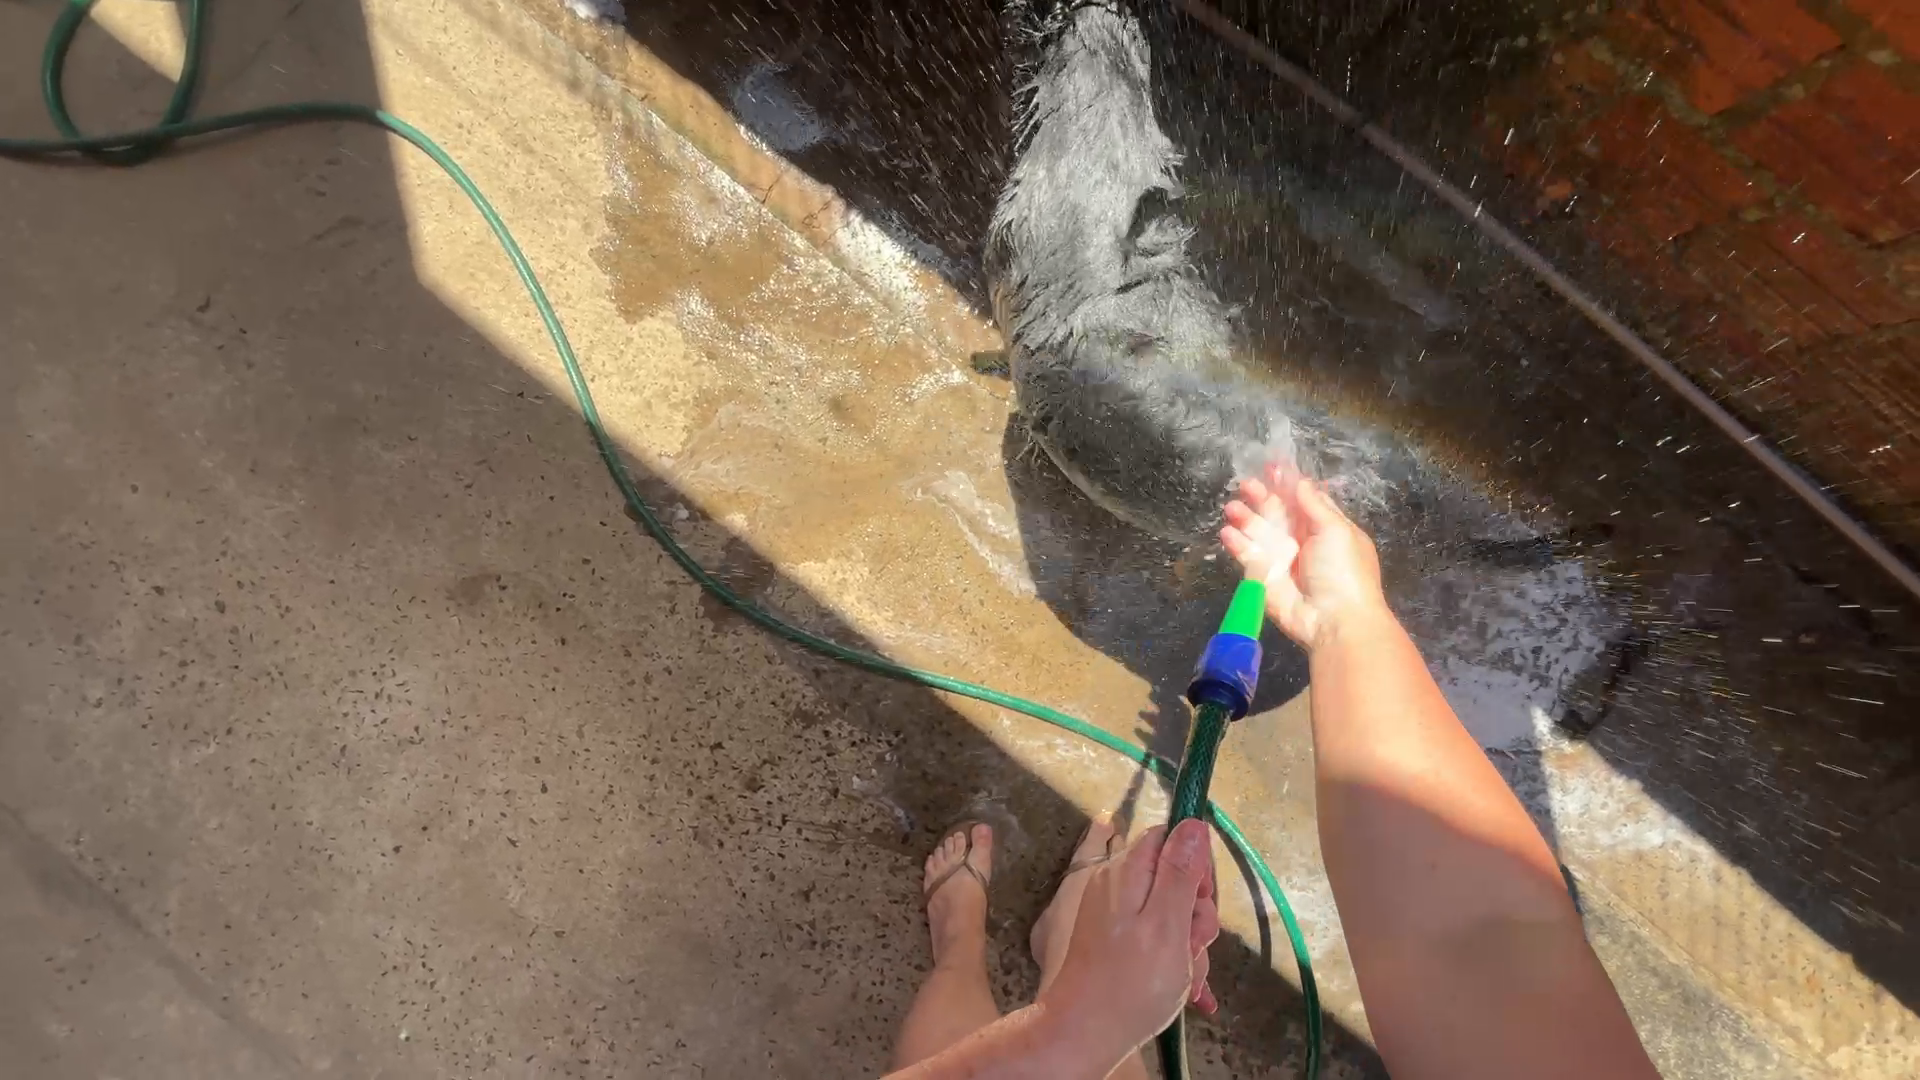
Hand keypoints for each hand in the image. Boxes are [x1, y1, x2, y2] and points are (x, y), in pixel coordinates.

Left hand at [1037, 820, 1220, 1069]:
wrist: (1084, 1031)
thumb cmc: (1131, 981)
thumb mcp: (1167, 924)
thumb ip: (1180, 872)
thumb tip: (1193, 823)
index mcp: (1127, 869)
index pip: (1169, 838)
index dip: (1194, 865)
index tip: (1202, 900)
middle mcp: (1117, 881)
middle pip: (1172, 875)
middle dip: (1194, 910)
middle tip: (1193, 944)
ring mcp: (1115, 910)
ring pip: (1168, 909)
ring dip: (1186, 939)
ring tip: (1185, 973)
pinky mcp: (1115, 936)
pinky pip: (1154, 932)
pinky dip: (1171, 954)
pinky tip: (1180, 983)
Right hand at [1221, 463, 1387, 651]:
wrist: (1334, 620)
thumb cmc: (1344, 571)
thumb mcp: (1336, 531)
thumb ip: (1313, 505)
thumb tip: (1299, 481)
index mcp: (1325, 528)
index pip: (1303, 499)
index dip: (1288, 483)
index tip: (1272, 465)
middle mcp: (1301, 540)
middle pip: (1277, 512)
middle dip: (1261, 496)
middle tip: (1245, 483)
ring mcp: (1280, 558)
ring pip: (1258, 531)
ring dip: (1245, 517)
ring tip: (1232, 506)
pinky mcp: (1262, 576)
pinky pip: (1246, 555)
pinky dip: (1236, 543)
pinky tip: (1227, 532)